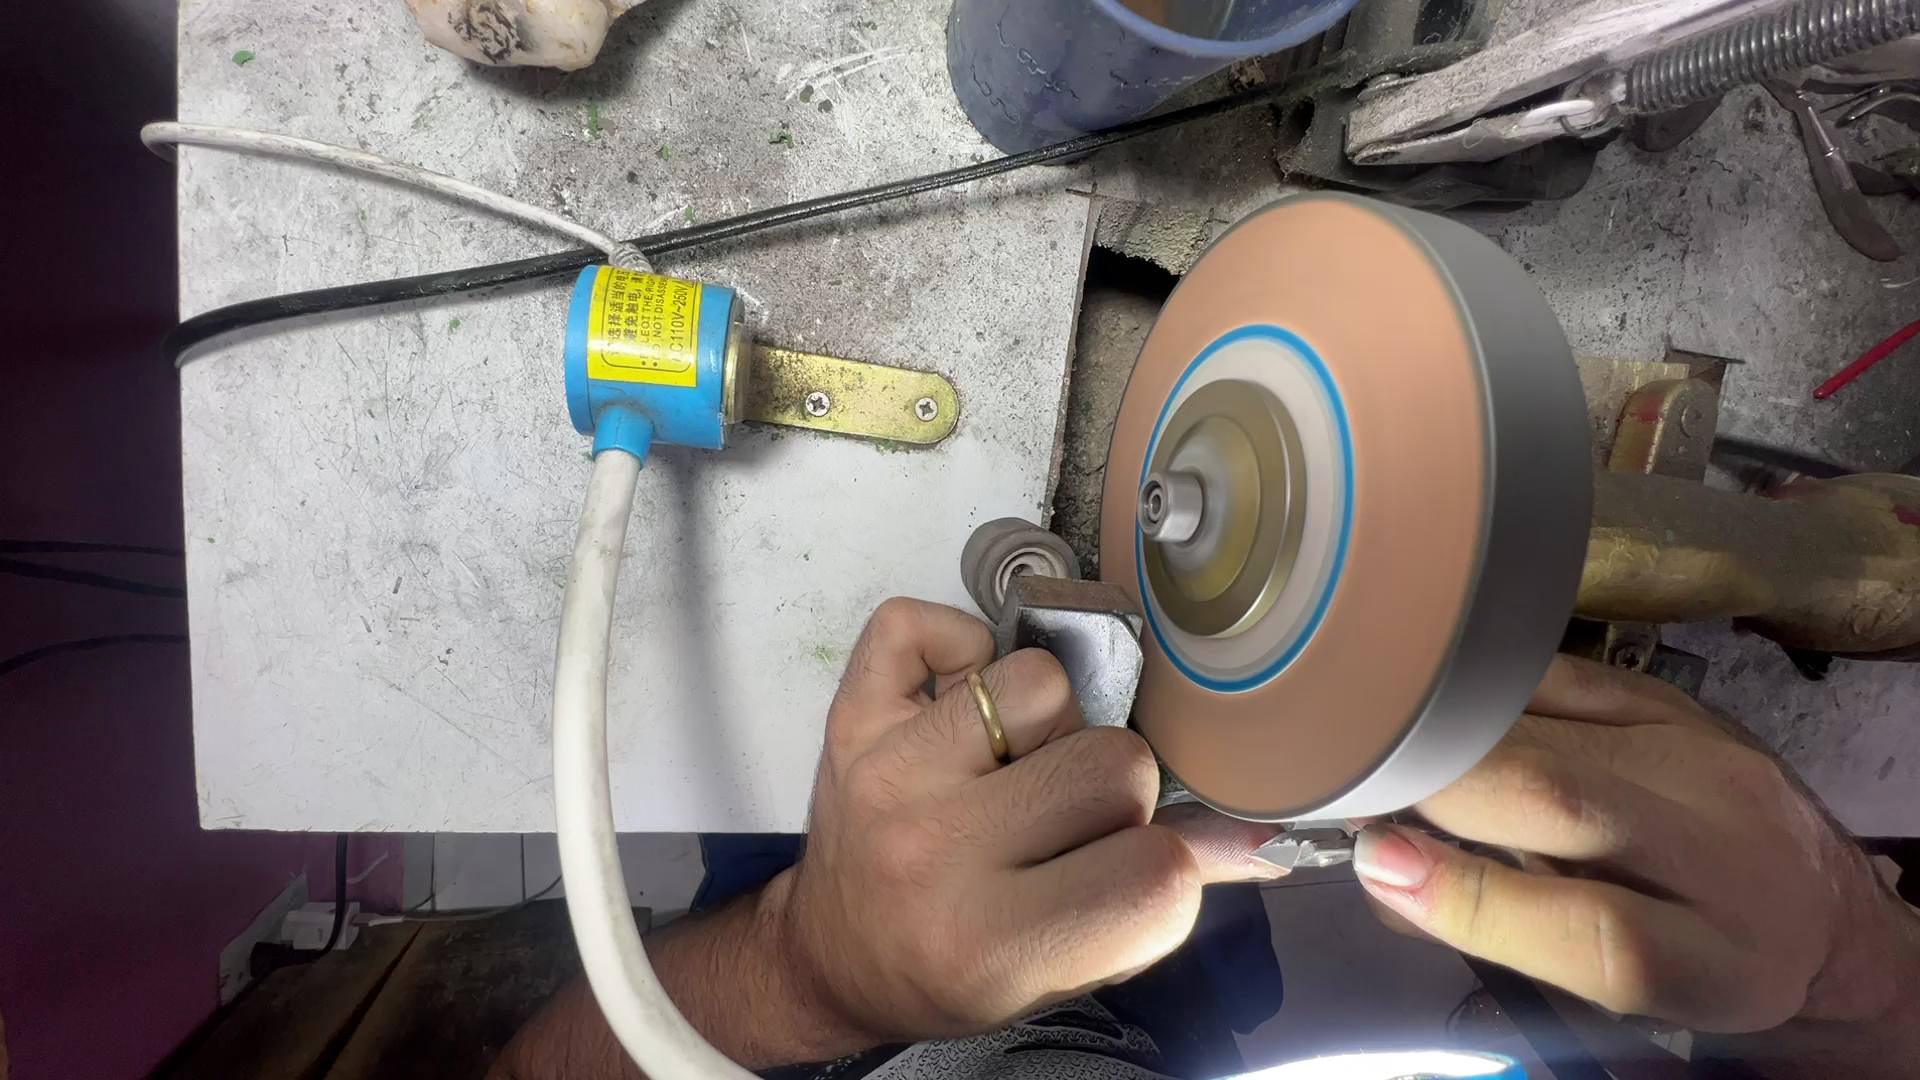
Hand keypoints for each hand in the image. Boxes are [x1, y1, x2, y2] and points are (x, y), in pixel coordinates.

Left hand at [764, 597, 1271, 1051]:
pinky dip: (957, 645)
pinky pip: (920, 624)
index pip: (1156, 873)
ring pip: (1038, 680)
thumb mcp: (1057, 968)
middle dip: (1111, 786)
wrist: (839, 950)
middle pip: (1112, 761)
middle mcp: (932, 853)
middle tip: (1067, 812)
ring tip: (1015, 756)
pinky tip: (960, 698)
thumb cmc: (952, 965)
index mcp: (991, 944)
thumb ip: (1155, 904)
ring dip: (1049, 714)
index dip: (1161, 861)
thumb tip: (1250, 839)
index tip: (1128, 864)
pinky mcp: (852, 716)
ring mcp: (888, 771)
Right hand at [1353, 655, 1919, 1072]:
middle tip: (1365, 787)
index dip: (1473, 899)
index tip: (1378, 862)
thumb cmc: (1687, 958)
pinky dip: (1472, 695)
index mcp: (1723, 960)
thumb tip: (1376, 863)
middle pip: (1557, 797)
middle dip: (1433, 785)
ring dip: (1439, 736)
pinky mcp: (1669, 696)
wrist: (1814, 906)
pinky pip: (1541, 673)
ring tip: (1396, 752)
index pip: (1600, 933)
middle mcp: (1731, 850)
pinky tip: (1447, 716)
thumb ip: (1491, 931)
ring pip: (1533, 724)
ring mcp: (1701, 755)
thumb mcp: (1608, 987)